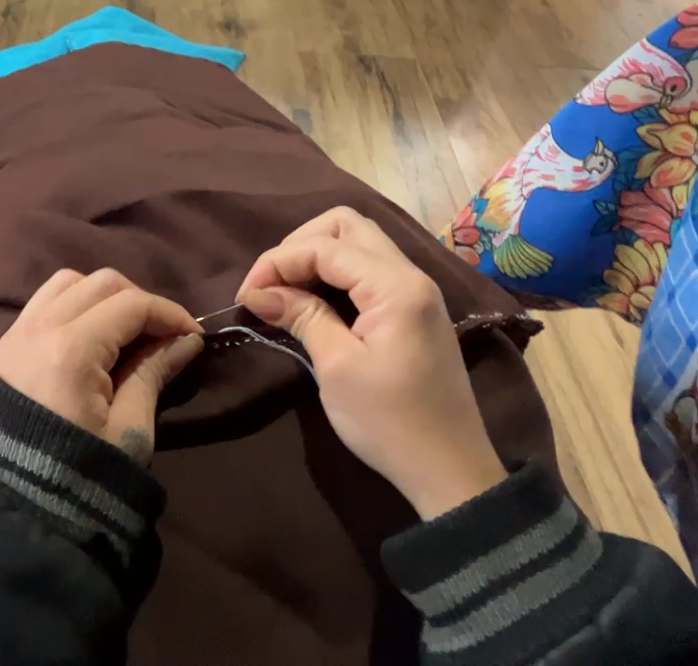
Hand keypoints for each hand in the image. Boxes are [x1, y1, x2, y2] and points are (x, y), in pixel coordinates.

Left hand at [0, 268, 204, 462]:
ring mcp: (17, 331)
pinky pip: (45, 300)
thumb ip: (153, 373)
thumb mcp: (128, 431)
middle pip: (101, 283)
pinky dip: (75, 304)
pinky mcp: (6, 343)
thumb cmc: (77, 475)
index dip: (170, 314)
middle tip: (164, 334)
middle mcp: (40, 327)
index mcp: (71, 349)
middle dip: (140, 300)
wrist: (10, 506)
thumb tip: (185, 340)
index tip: (194, 336)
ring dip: (104, 296)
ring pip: (69, 282)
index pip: (131, 305)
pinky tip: (94, 334)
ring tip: (127, 330)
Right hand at [237, 207, 506, 517]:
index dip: (278, 261)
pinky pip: (367, 268)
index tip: (247, 295)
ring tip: (284, 290)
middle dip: (299, 245)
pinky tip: (310, 298)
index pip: (325, 246)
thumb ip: (301, 316)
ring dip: (315, 255)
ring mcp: (415, 290)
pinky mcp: (412, 308)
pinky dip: (333, 272)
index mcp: (396, 286)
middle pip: (346, 225)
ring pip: (358, 242)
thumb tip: (257, 292)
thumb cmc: (391, 422)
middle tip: (270, 283)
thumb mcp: (337, 368)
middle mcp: (410, 275)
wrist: (451, 472)